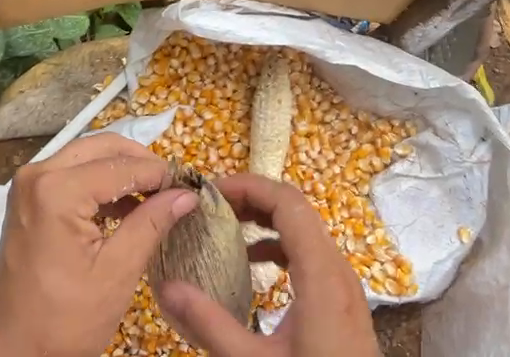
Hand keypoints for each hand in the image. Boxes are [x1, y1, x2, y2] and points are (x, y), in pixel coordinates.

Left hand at [0, 133, 197, 356]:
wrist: (10, 349)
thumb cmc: (63, 320)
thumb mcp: (116, 274)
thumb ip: (151, 224)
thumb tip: (186, 194)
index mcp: (57, 189)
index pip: (120, 165)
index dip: (158, 173)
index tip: (190, 186)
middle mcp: (38, 172)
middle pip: (99, 147)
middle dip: (138, 161)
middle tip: (172, 186)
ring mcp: (28, 183)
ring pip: (84, 155)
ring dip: (119, 169)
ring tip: (155, 196)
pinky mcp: (27, 197)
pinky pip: (70, 173)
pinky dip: (98, 182)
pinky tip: (125, 206)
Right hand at [154, 173, 380, 356]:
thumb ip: (210, 324)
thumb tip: (166, 287)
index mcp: (321, 275)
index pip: (286, 201)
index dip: (248, 186)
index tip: (209, 194)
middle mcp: (338, 270)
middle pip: (295, 208)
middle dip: (250, 197)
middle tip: (210, 207)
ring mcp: (344, 286)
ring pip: (304, 228)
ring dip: (263, 218)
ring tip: (224, 226)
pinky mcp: (342, 302)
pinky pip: (310, 253)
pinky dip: (278, 243)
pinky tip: (251, 262)